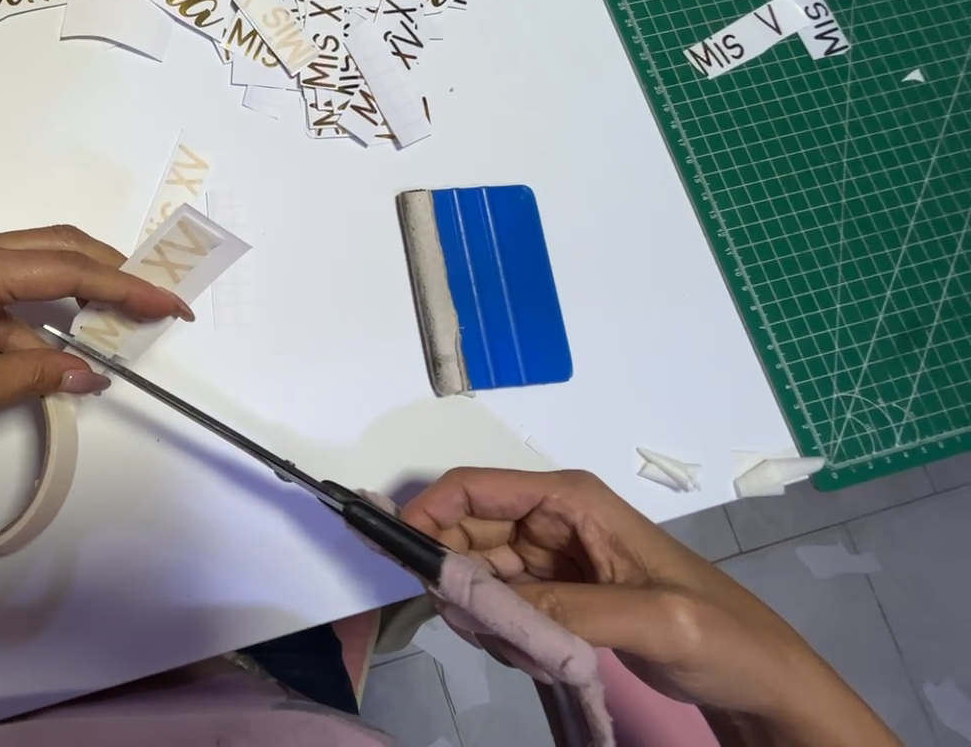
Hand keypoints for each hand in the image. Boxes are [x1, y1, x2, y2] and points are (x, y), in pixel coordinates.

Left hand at [0, 225, 190, 465]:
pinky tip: (47, 353)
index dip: (127, 286)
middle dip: (108, 273)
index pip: (69, 268)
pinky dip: (32, 319)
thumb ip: (33, 375)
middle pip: (56, 249)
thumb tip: (89, 373)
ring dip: (69, 300)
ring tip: (109, 332)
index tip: (170, 303)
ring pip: (30, 271)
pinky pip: (2, 296)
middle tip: (151, 302)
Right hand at [400, 468, 895, 744]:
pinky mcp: (549, 589)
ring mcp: (547, 554)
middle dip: (460, 576)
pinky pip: (499, 600)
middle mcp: (548, 516)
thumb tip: (479, 604)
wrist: (768, 686)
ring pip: (476, 569)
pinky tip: (539, 656)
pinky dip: (503, 629)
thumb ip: (564, 608)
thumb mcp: (655, 620)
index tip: (405, 555)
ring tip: (528, 653)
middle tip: (473, 625)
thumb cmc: (725, 635)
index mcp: (567, 499)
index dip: (428, 511)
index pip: (472, 488)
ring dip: (486, 611)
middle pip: (465, 530)